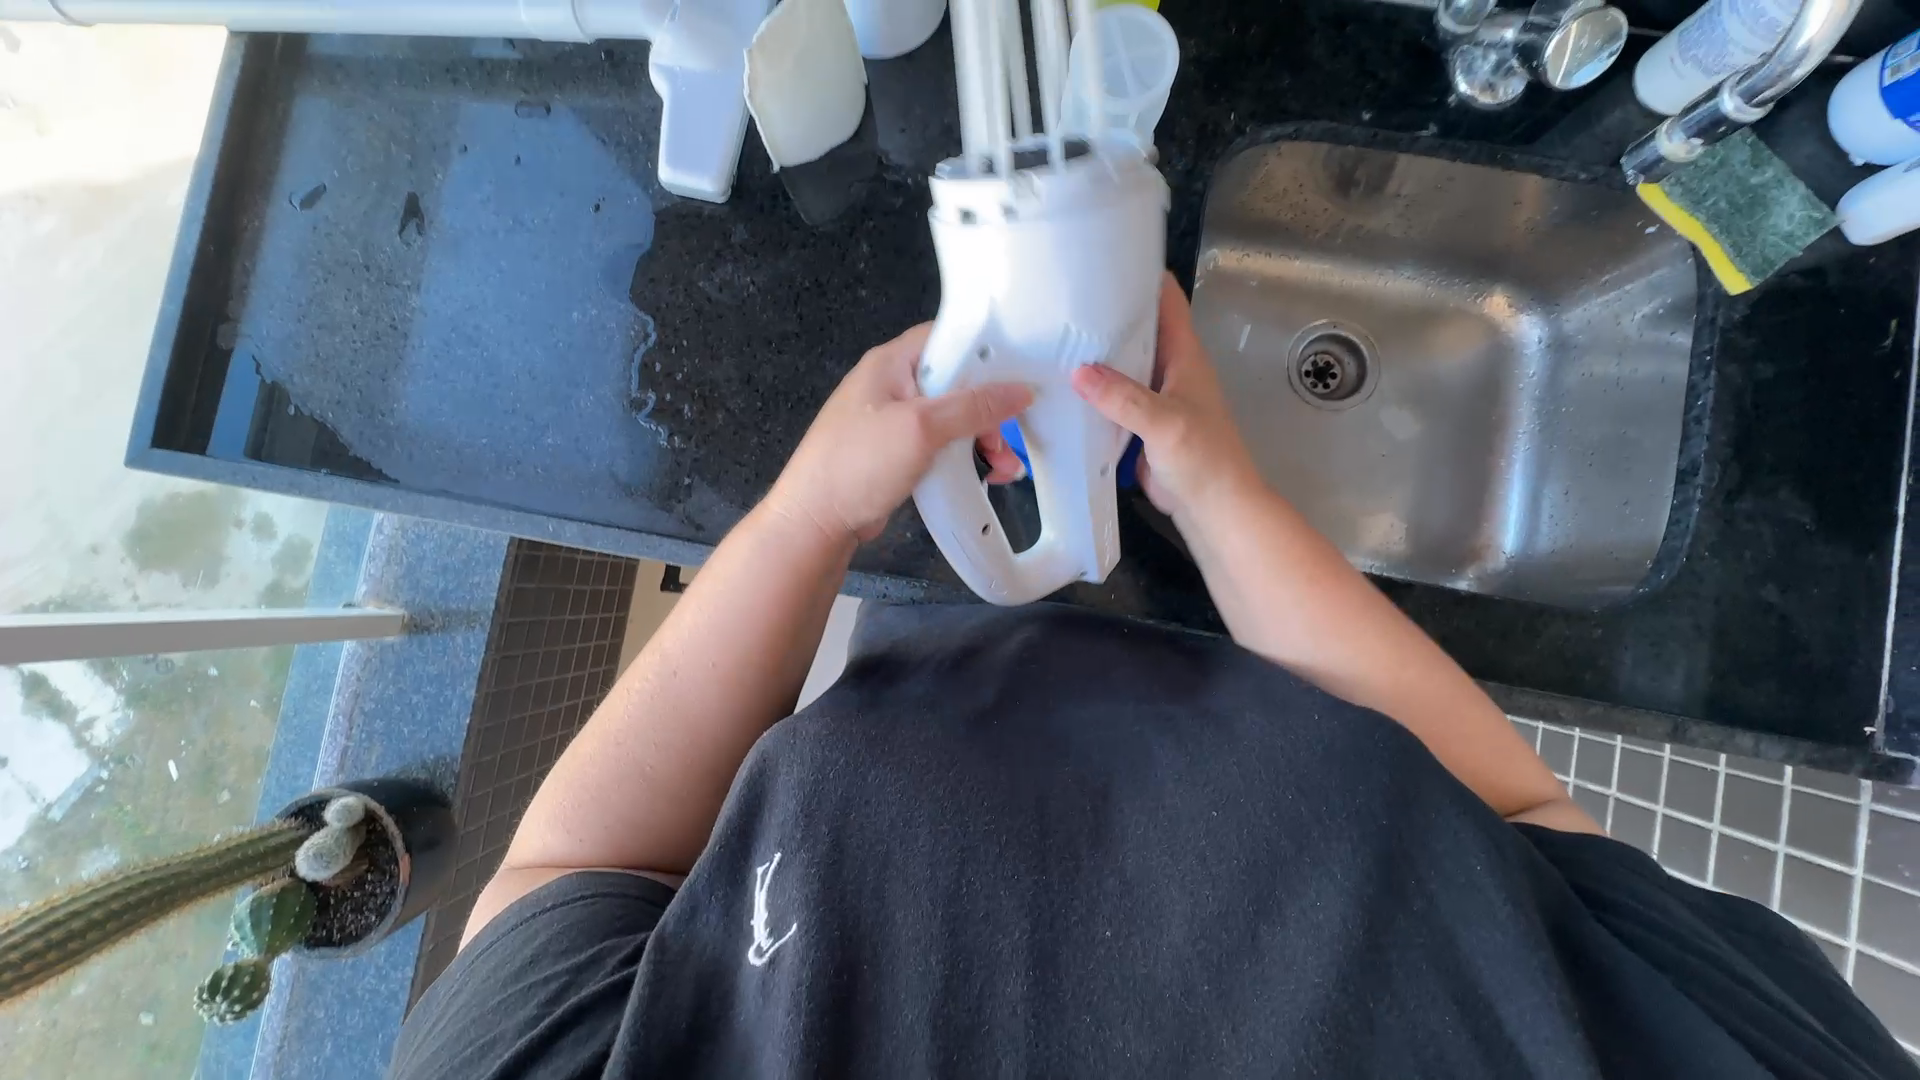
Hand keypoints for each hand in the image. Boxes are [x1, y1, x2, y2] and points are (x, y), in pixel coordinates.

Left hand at [766, 324, 1033, 546]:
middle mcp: (893, 384)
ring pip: (952, 418)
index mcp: (892, 362)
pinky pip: (940, 445)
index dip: (984, 350)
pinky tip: (986, 475)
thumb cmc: (860, 463)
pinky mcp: (897, 453)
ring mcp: (894, 421)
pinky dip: (963, 458)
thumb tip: (1022, 391)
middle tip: (1005, 437)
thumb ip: (974, 407)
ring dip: (981, 440)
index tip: (1019, 372)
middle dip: (988, 411)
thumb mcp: (922, 428)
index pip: (947, 337)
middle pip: (956, 383)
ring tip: (1002, 466)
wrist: (816, 519)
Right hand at [1071, 274, 1260, 521]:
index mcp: (1184, 356)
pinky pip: (1109, 402)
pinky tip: (1059, 389)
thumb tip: (1078, 372)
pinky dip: (1089, 395)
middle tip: (1059, 302)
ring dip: (1092, 357)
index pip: (1165, 300)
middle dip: (1104, 316)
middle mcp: (1167, 370)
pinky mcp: (1136, 426)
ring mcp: (1150, 399)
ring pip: (1119, 368)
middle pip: (1135, 331)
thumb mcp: (1165, 423)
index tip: (1101, 260)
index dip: (1139, 276)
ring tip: (1050, 338)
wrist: (1213, 510)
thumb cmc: (1204, 459)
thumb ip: (1124, 398)